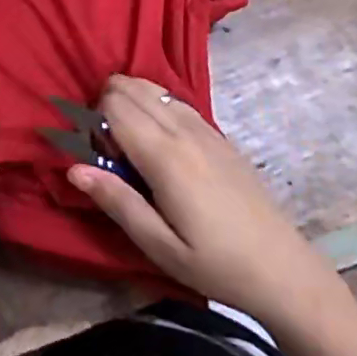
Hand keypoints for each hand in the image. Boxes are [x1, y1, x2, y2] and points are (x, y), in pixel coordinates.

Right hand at [67, 76, 356, 355]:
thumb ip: (116, 202)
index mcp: (165, 155)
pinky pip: (172, 98)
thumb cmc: (216, 263)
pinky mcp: (216, 131)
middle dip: (106, 106)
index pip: (112, 105)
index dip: (94, 123)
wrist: (284, 268)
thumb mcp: (160, 246)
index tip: (101, 158)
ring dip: (129, 102)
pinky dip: (153, 104)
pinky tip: (159, 141)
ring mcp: (203, 126)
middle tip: (113, 152)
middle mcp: (182, 129)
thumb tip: (73, 168)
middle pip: (127, 86)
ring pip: (150, 86)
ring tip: (133, 145)